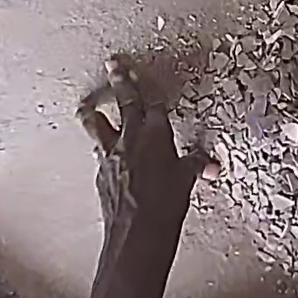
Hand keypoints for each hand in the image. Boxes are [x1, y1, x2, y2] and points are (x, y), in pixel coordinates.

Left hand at [78, 55, 204, 242]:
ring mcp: (112, 154)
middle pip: (125, 101)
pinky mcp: (101, 172)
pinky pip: (101, 152)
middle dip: (121, 81)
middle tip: (114, 64)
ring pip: (99, 125)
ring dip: (95, 112)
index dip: (148, 85)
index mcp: (155, 133)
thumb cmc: (166, 204)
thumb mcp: (187, 180)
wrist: (138, 233)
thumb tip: (209, 164)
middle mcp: (131, 138)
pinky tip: (104, 150)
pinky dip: (103, 147)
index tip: (142, 71)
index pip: (153, 101)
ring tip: (88, 104)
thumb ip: (196, 165)